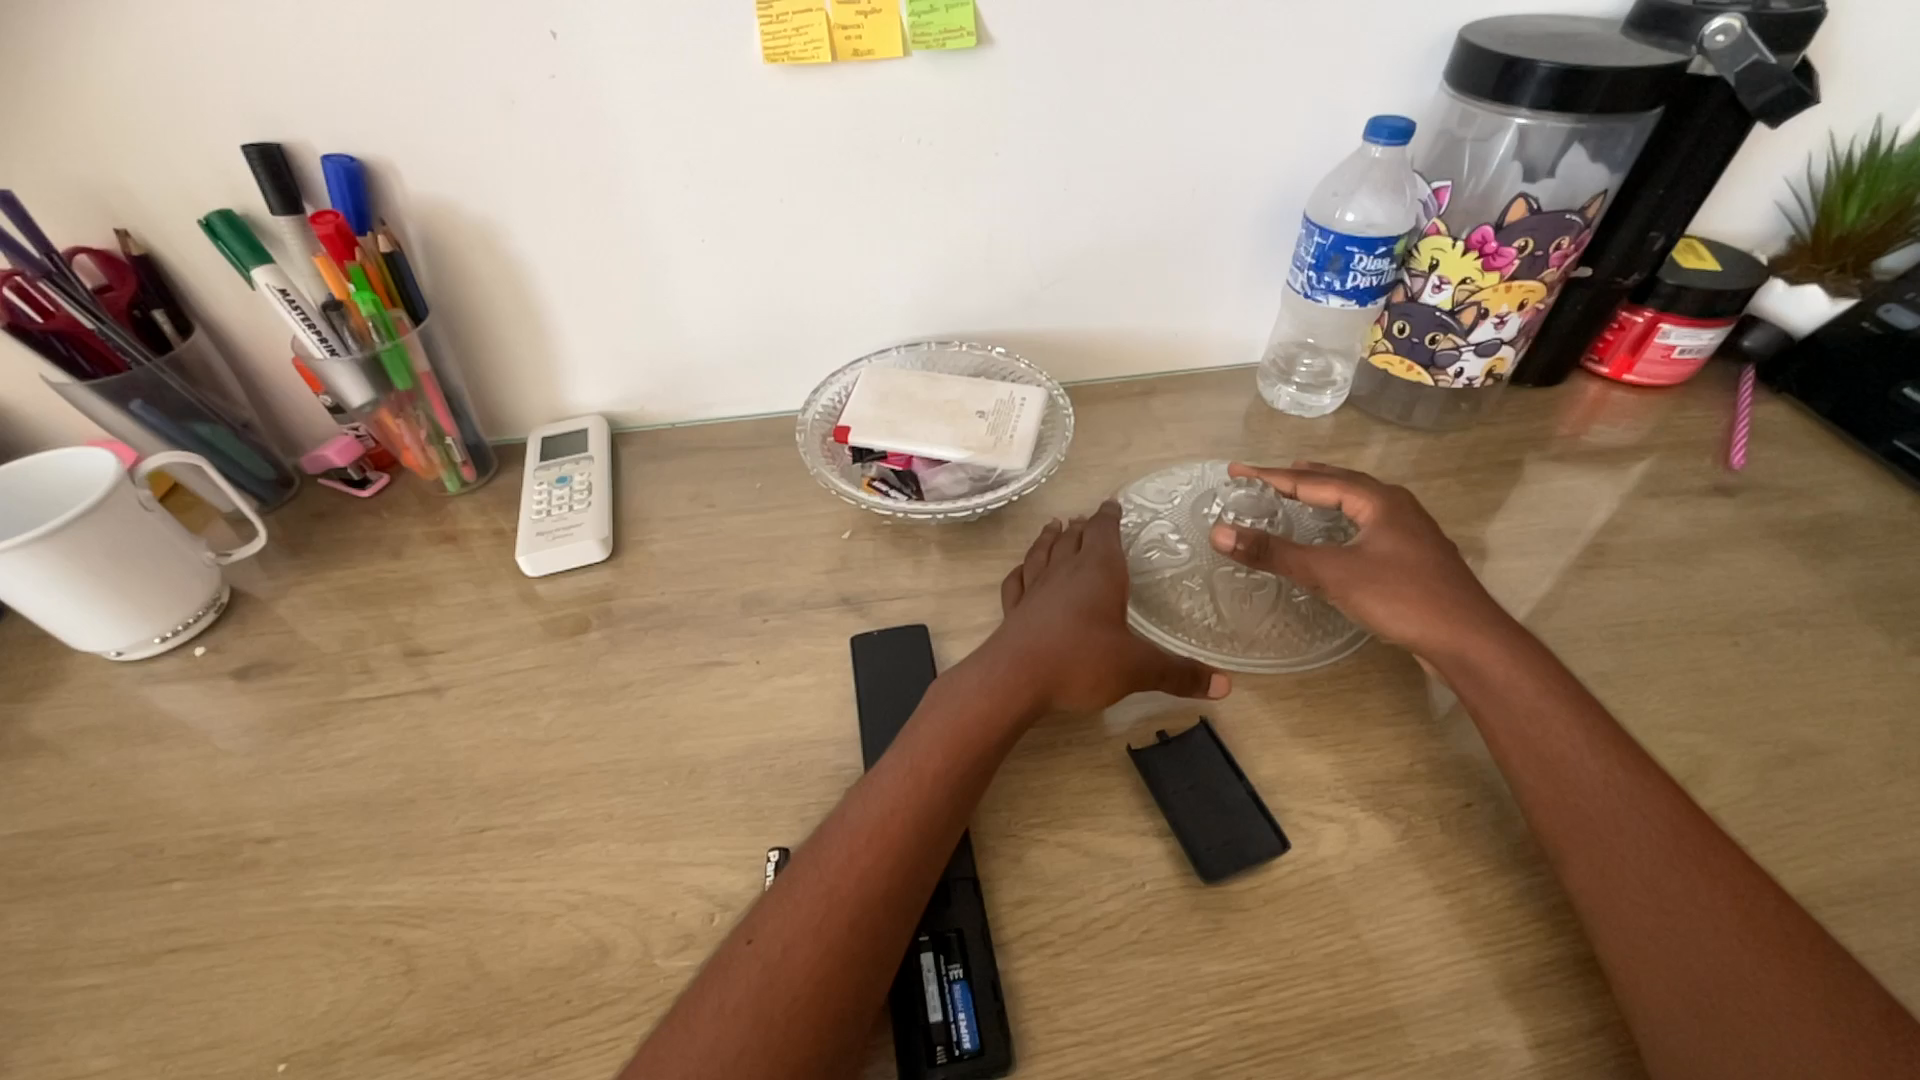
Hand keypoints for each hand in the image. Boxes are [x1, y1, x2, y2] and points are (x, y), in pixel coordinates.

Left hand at [981, 501, 1229, 714]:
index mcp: (1098, 571)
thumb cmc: (1081, 661)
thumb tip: (1225, 686)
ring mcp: (1034, 589)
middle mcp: (1064, 571)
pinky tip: (1020, 571)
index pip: (1103, 531)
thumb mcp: (1138, 668)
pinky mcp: (1014, 611)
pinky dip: (1020, 571)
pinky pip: (1016, 582)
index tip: (1112, 504)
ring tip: (1053, 527)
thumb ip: (1178, 673)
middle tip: (1085, 518)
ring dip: (1048, 538)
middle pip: (1072, 538)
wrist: (1015, 679)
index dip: (1109, 516)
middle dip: (1081, 526)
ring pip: (1041, 553)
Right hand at [1209, 462, 1513, 663]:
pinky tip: (1337, 536)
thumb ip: (1275, 553)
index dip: (1271, 476)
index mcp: (1378, 500)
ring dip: (1325, 496)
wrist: (1468, 640)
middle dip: (1301, 478)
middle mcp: (1396, 506)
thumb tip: (1220, 533)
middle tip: (1267, 477)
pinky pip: (1368, 524)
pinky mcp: (1414, 557)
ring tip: (1300, 494)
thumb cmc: (1401, 598)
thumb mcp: (1331, 574)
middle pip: (1340, 483)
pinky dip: (1342, 519)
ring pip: (1358, 503)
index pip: (1313, 481)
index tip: (1237, 471)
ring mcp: (1410, 532)